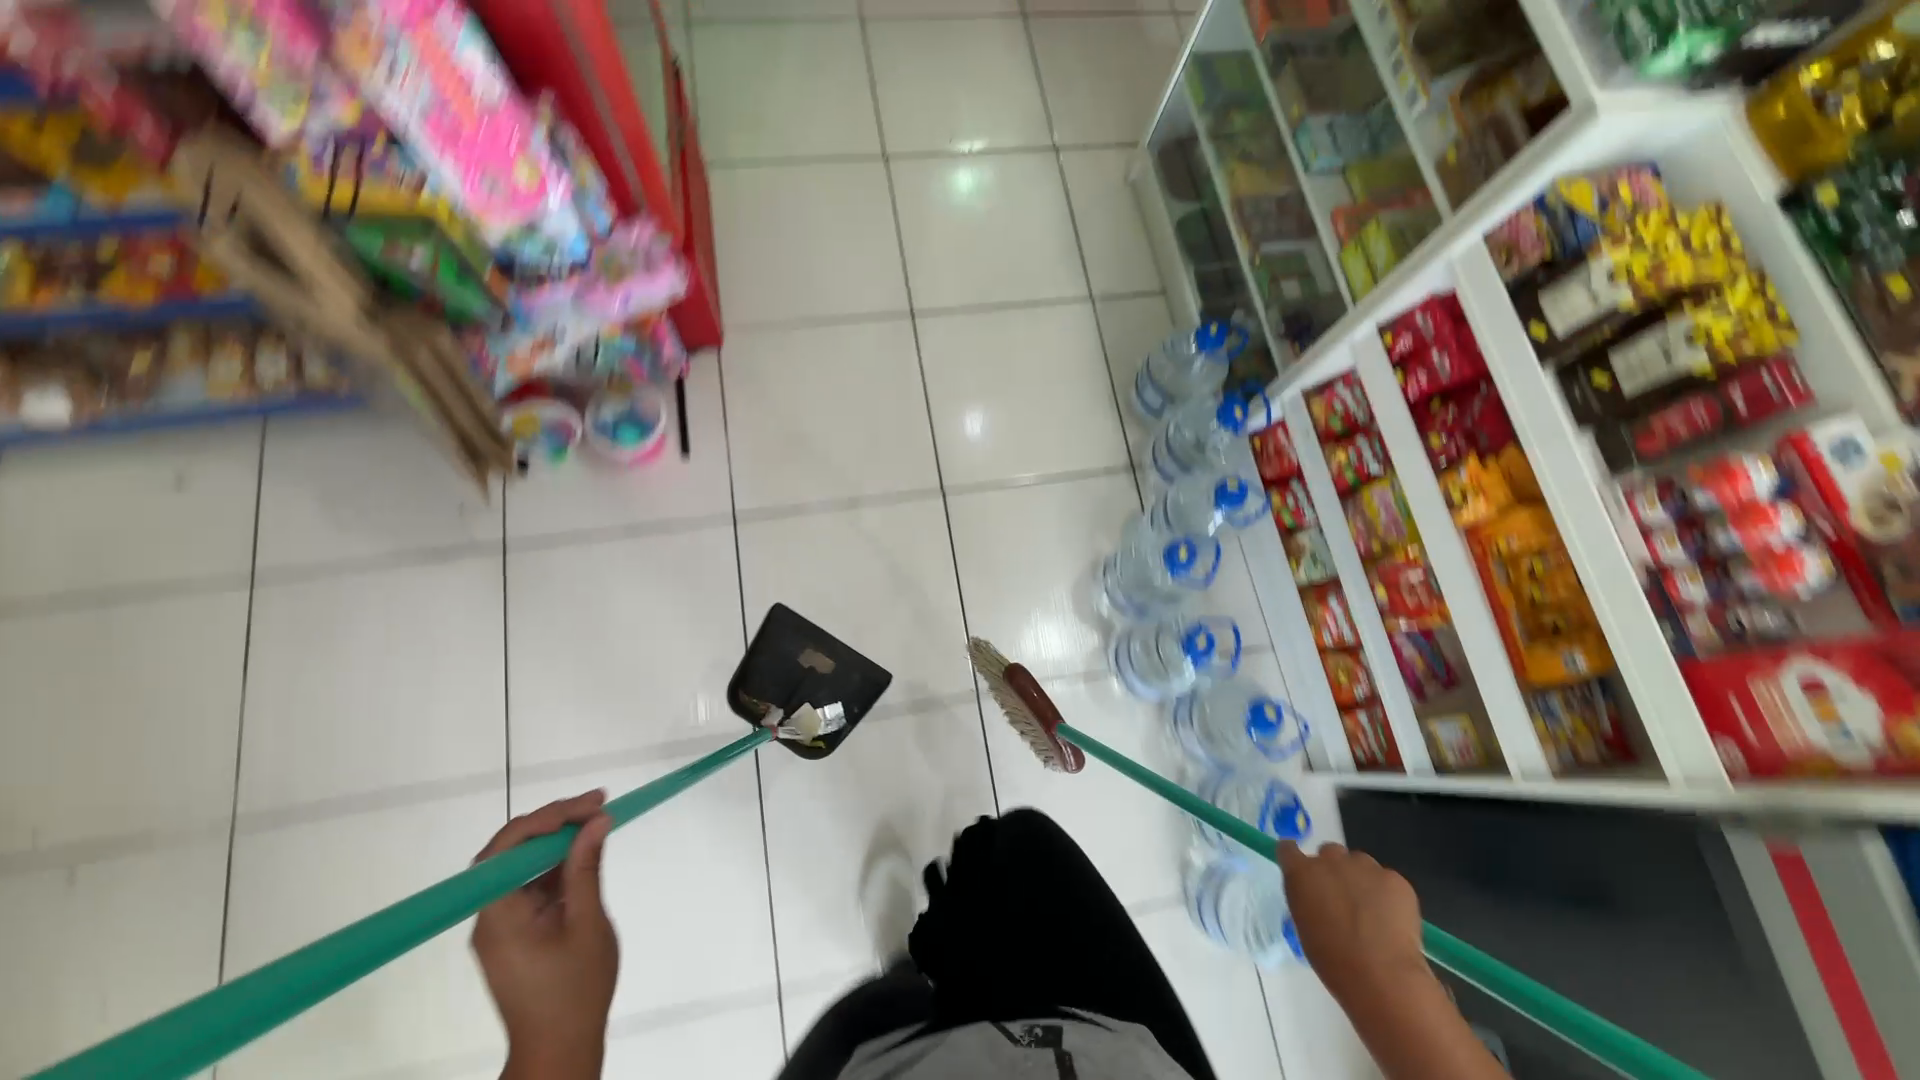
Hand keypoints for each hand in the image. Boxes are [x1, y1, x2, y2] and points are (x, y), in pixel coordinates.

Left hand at [472, 791, 618, 1079]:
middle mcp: (488, 915)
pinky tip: (585, 854)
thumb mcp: (588, 924)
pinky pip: (530, 886)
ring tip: (598, 820)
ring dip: (558, 841)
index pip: (507, 848)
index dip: (547, 817)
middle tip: (599, 804)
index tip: (590, 803)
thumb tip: (597, 821)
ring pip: (521, 866)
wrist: (558, 1050)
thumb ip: (587, 868)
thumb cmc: (576, 991)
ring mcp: (499, 925)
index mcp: (498, 915)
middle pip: (511, 851)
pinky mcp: (513, 933)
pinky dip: (556, 866)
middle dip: (554, 821)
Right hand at [1278, 840, 1426, 1002]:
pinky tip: (1392, 921)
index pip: (1288, 849)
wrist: (1381, 975)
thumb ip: (1307, 898)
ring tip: (1372, 912)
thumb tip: (1317, 896)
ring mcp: (1365, 867)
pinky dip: (1387, 895)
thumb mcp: (1305, 925)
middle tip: (1342, 899)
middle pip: (1329, 852)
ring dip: (1361, 879)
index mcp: (1301, 873)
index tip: (1301, 871)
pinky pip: (1387, 880)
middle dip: (1333, 870)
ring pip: (1360, 864)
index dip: (1294, 858)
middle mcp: (1331, 861)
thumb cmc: (1333, 959)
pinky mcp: (1395, 879)